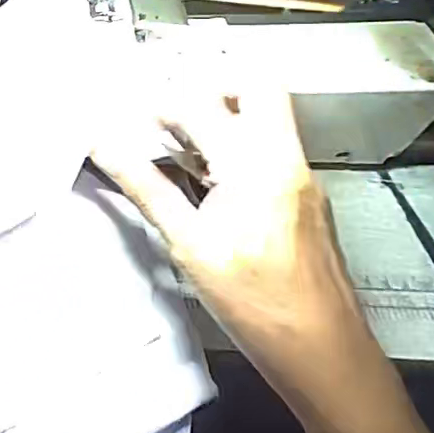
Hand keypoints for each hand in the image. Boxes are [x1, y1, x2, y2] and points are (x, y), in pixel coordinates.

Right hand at [90, 88, 369, 380]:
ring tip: (189, 144)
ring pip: (268, 110)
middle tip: (177, 111)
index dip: (163, 104)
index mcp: (254, 165)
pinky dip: (243, 141)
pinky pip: (275, 142)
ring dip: (227, 112)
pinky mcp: (306, 189)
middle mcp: (285, 157)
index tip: (142, 118)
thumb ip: (148, 189)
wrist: (323, 348)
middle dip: (210, 86)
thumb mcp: (190, 246)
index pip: (202, 104)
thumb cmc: (261, 307)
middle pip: (254, 85)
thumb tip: (110, 151)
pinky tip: (216, 178)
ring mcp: (301, 172)